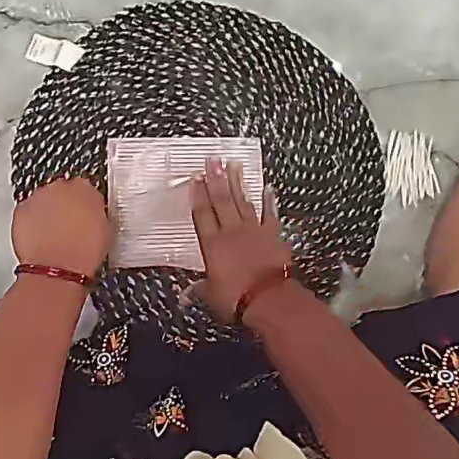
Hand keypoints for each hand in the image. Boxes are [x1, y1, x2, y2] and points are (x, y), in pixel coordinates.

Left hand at [12, 178, 111, 277]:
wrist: (58, 268)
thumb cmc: (84, 252)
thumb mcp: (104, 229)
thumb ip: (95, 212)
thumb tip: (91, 214)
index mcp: (84, 189)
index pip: (84, 188)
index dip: (83, 203)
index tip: (84, 214)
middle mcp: (59, 188)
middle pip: (60, 191)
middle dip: (63, 205)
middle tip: (68, 225)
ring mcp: (38, 198)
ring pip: (43, 200)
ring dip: (47, 212)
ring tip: (53, 234)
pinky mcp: (21, 210)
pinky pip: (27, 212)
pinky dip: (32, 221)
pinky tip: (40, 237)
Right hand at [190, 160, 294, 322]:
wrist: (269, 298)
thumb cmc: (236, 299)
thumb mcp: (212, 296)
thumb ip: (199, 290)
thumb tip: (184, 296)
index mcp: (212, 244)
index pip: (202, 214)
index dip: (198, 195)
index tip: (196, 177)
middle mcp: (231, 232)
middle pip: (222, 200)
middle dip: (216, 179)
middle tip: (212, 159)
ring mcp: (254, 231)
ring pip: (243, 202)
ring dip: (238, 183)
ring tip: (233, 164)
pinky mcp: (273, 235)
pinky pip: (270, 214)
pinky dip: (268, 201)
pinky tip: (267, 188)